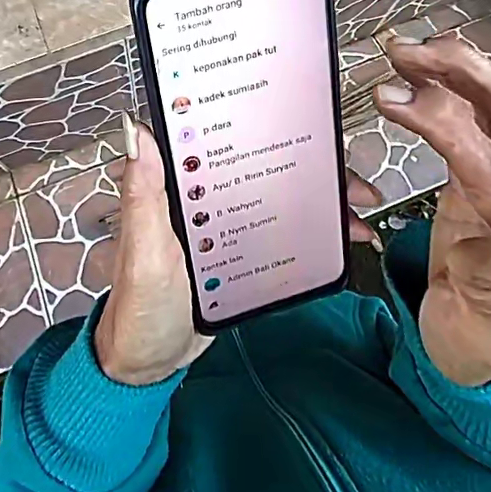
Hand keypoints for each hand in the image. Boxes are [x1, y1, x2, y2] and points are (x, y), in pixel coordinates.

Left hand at [94, 114, 386, 384]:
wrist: (149, 359)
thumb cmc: (138, 306)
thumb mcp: (144, 249)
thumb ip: (143, 192)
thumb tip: (139, 132)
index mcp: (173, 189)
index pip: (223, 143)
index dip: (265, 133)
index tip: (305, 135)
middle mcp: (198, 198)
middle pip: (261, 168)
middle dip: (309, 171)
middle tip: (349, 186)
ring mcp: (218, 224)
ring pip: (274, 198)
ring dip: (315, 202)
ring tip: (352, 218)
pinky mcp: (232, 250)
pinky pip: (274, 230)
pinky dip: (306, 232)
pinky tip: (330, 240)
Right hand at [372, 33, 490, 385]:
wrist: (485, 352)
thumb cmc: (487, 350)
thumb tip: (489, 243)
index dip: (445, 127)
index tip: (396, 101)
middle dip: (466, 74)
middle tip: (408, 51)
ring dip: (455, 71)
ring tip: (404, 50)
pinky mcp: (486, 181)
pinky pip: (474, 123)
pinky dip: (446, 90)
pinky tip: (417, 74)